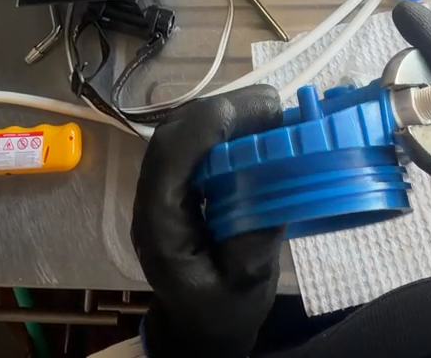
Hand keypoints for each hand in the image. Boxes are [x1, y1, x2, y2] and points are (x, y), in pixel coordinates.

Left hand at [131, 86, 284, 357]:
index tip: (257, 110)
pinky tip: (253, 127)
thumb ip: (254, 242)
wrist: (197, 326)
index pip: (171, 157)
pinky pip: (193, 139)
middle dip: (222, 110)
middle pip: (175, 133)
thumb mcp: (244, 288)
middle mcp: (152, 194)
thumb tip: (278, 186)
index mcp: (159, 224)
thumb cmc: (218, 312)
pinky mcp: (176, 178)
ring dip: (223, 113)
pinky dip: (222, 126)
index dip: (209, 125)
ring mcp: (161, 183)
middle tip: (271, 105)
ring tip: (267, 112)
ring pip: (182, 129)